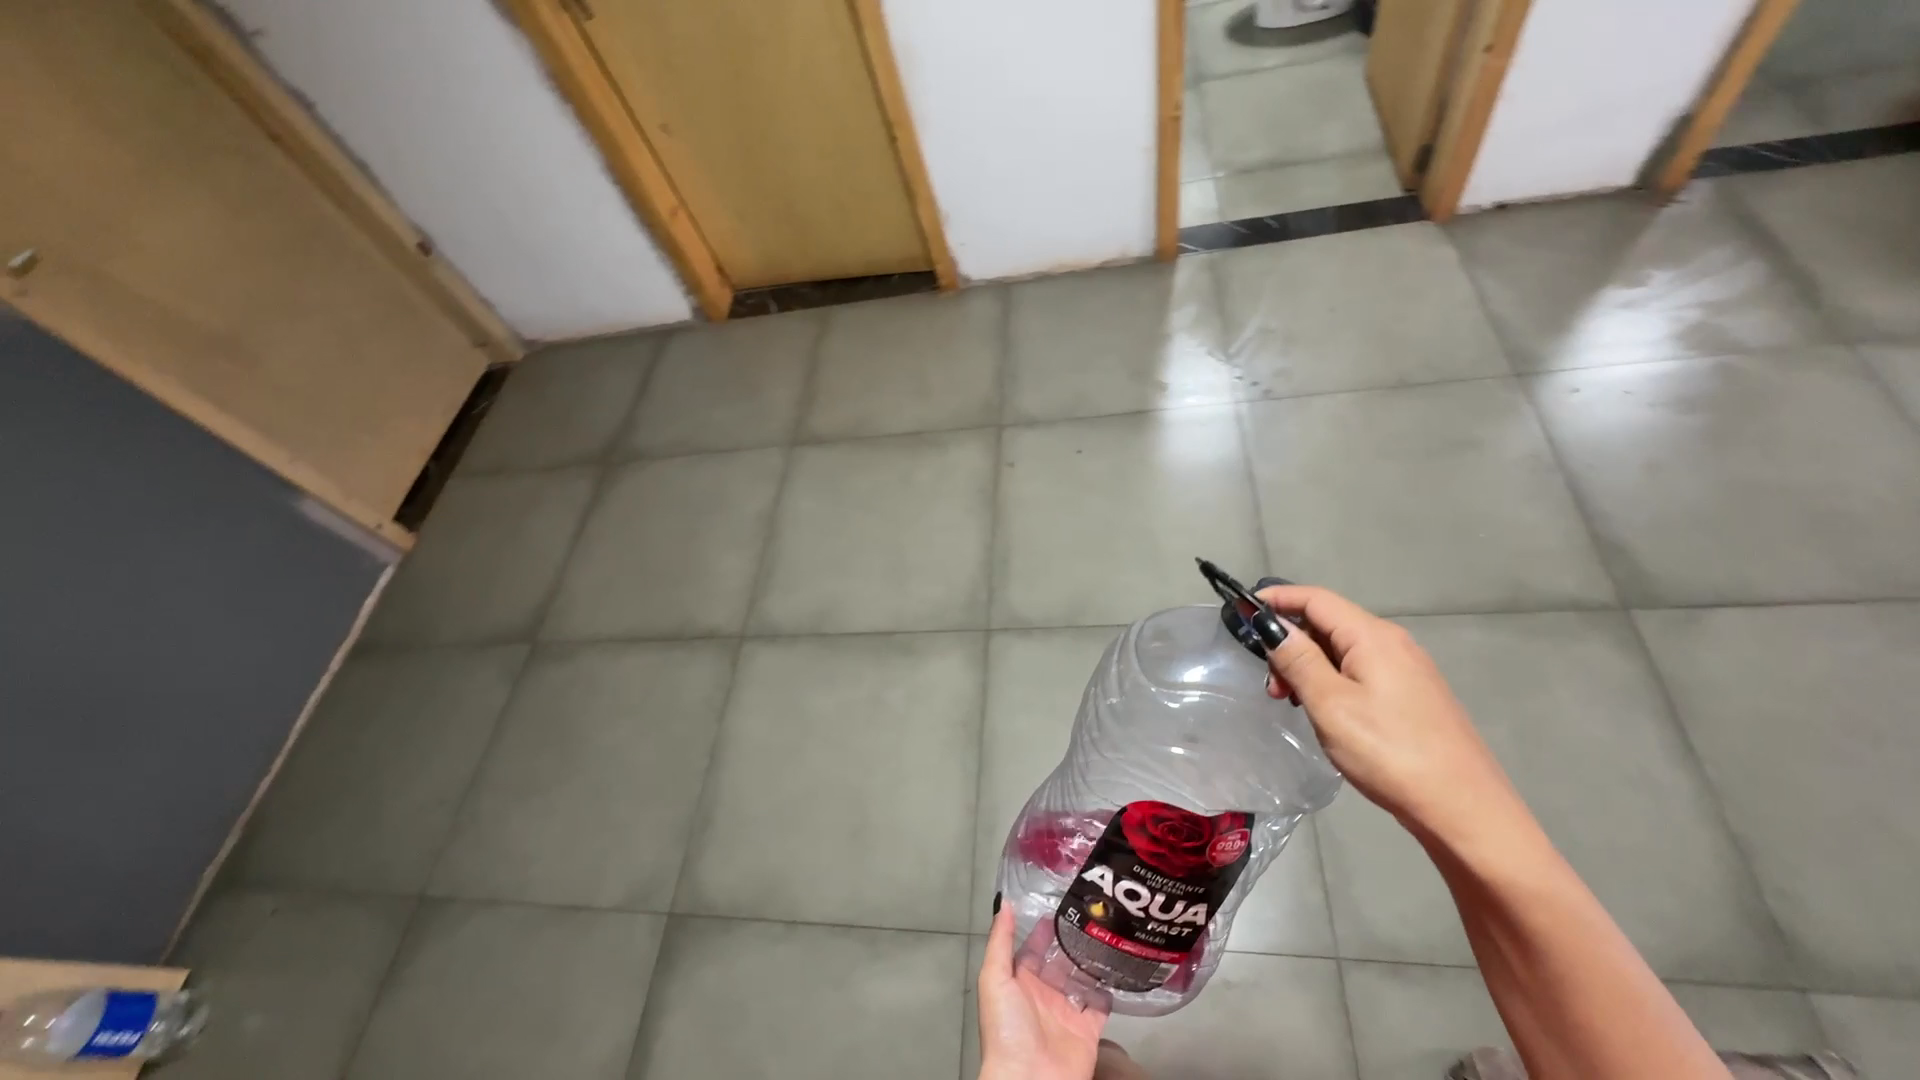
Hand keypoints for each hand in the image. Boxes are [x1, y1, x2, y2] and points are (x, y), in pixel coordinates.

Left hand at [977, 903, 1105, 1079]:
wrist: (1029, 1079)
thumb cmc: (1007, 1026)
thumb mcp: (994, 978)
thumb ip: (1000, 941)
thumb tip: (1006, 904)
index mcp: (1019, 983)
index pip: (1032, 950)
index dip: (1044, 930)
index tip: (1061, 907)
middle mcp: (1043, 995)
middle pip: (1059, 963)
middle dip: (1071, 943)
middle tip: (1092, 918)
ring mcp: (1067, 1012)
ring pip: (1081, 980)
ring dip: (1091, 961)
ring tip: (1107, 936)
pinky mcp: (1088, 1030)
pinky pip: (1101, 1006)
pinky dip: (1108, 990)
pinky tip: (1118, 968)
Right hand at [1255, 584, 1518, 833]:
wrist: (1462, 808)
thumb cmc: (1389, 751)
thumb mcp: (1330, 705)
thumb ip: (1298, 660)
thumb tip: (1271, 624)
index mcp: (1372, 636)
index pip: (1316, 598)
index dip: (1277, 598)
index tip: (1241, 611)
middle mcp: (1392, 643)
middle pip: (1329, 623)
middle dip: (1289, 642)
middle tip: (1269, 685)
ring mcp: (1406, 670)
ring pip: (1343, 651)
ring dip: (1308, 666)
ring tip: (1292, 703)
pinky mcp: (1411, 696)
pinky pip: (1360, 672)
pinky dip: (1331, 681)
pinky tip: (1324, 713)